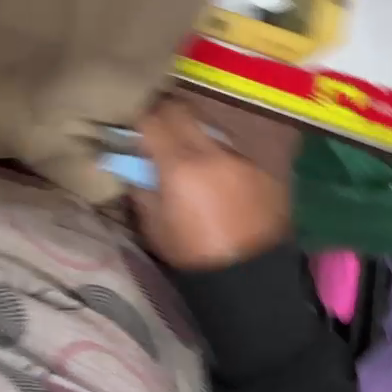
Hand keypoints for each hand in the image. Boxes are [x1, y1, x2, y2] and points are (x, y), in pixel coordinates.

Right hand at [133, 99, 296, 270]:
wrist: (250, 281)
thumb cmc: (192, 254)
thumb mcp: (153, 224)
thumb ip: (139, 186)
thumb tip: (128, 163)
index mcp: (178, 165)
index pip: (151, 119)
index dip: (139, 119)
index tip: (134, 128)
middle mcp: (210, 152)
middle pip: (182, 110)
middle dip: (166, 114)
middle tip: (159, 129)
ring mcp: (240, 158)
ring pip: (209, 128)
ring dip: (195, 135)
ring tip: (192, 157)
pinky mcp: (262, 170)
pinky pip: (233, 151)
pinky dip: (220, 158)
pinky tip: (220, 179)